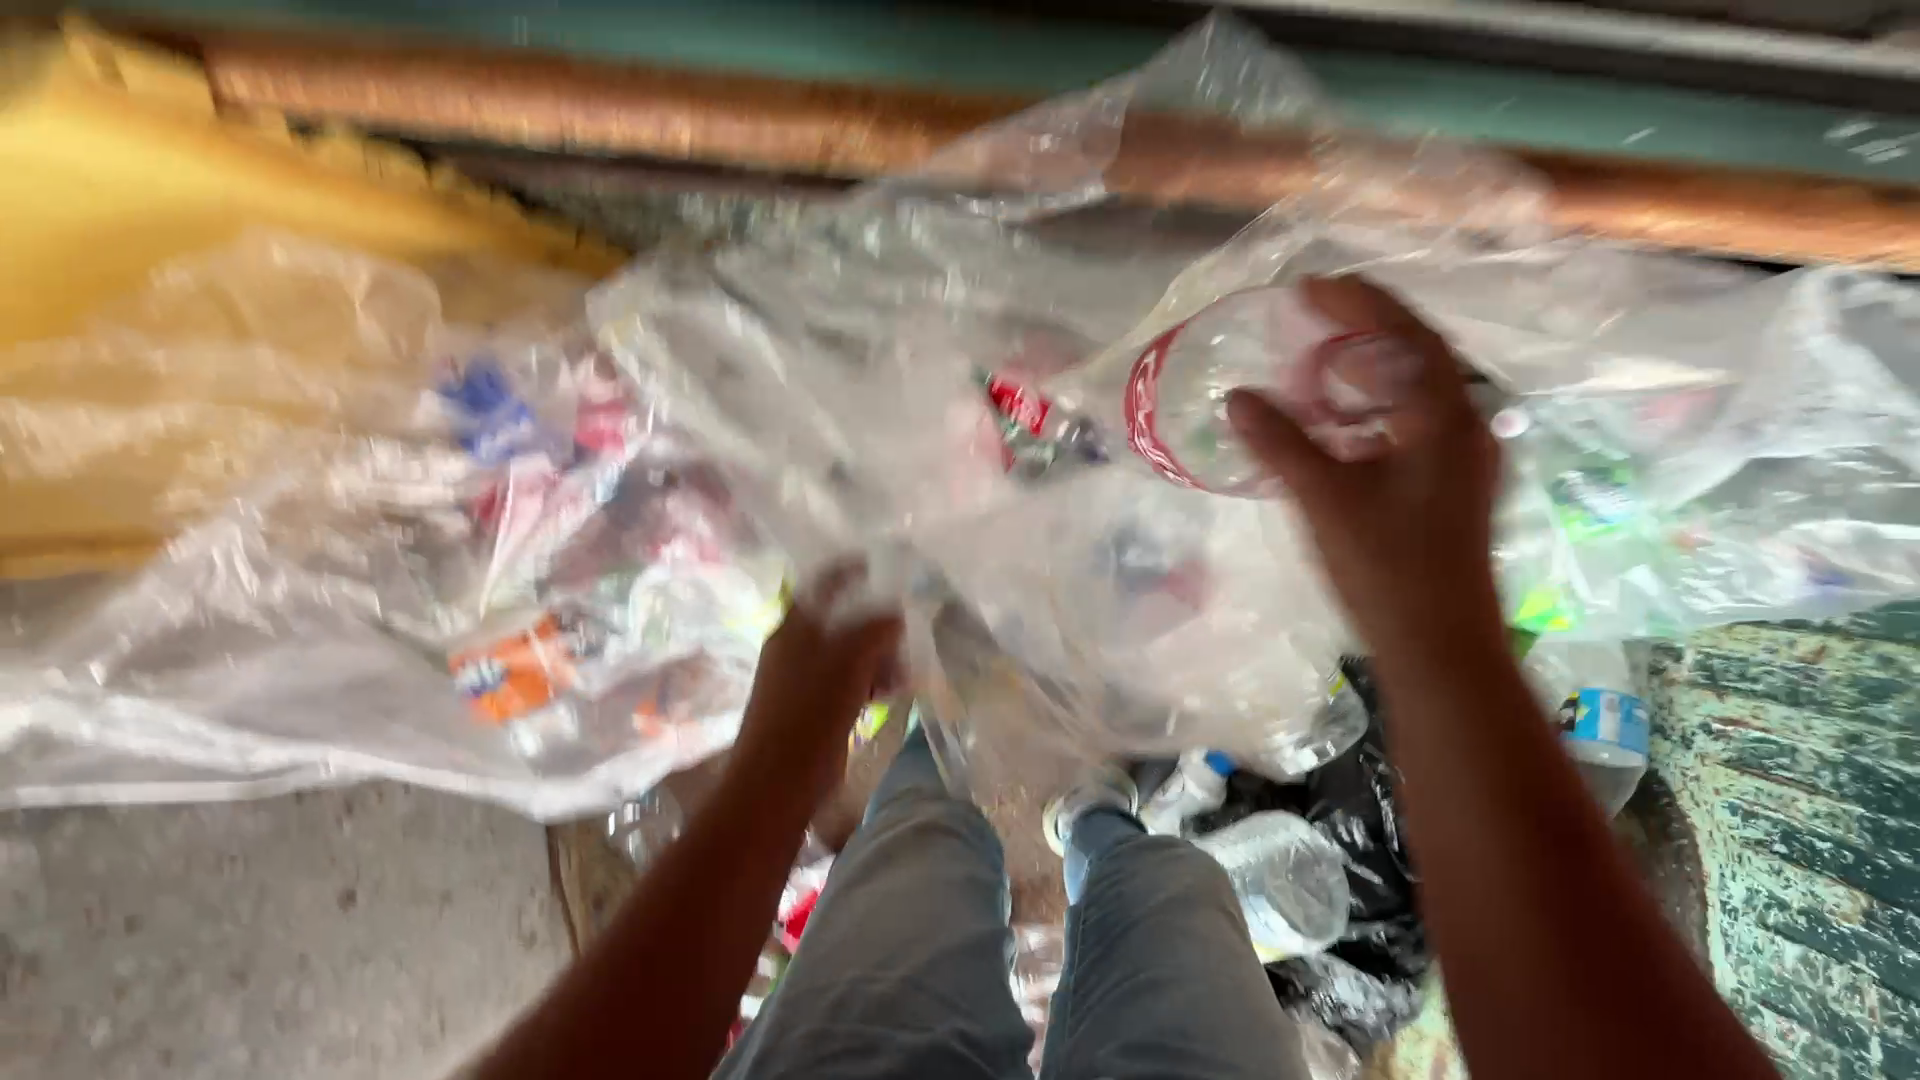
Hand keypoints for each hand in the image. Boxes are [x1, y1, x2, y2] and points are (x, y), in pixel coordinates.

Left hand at [729, 563, 903, 810]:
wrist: (777, 783)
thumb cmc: (810, 714)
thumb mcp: (849, 661)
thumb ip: (875, 629)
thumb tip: (895, 614)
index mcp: (794, 629)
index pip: (822, 585)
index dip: (849, 571)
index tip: (878, 563)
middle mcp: (795, 649)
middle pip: (841, 621)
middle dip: (875, 624)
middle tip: (906, 631)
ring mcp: (802, 681)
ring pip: (847, 654)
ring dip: (876, 657)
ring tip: (902, 671)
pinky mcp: (812, 710)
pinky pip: (847, 683)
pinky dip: (868, 682)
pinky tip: (889, 693)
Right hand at [1228, 275, 1504, 658]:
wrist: (1441, 644)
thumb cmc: (1384, 566)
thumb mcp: (1322, 497)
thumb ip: (1279, 441)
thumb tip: (1236, 396)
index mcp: (1443, 414)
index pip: (1402, 334)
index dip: (1354, 305)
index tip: (1309, 286)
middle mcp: (1466, 424)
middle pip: (1415, 354)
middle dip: (1361, 331)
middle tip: (1308, 319)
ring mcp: (1465, 457)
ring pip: (1416, 391)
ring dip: (1367, 371)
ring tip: (1316, 368)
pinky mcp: (1453, 484)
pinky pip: (1412, 423)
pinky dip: (1373, 410)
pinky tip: (1338, 426)